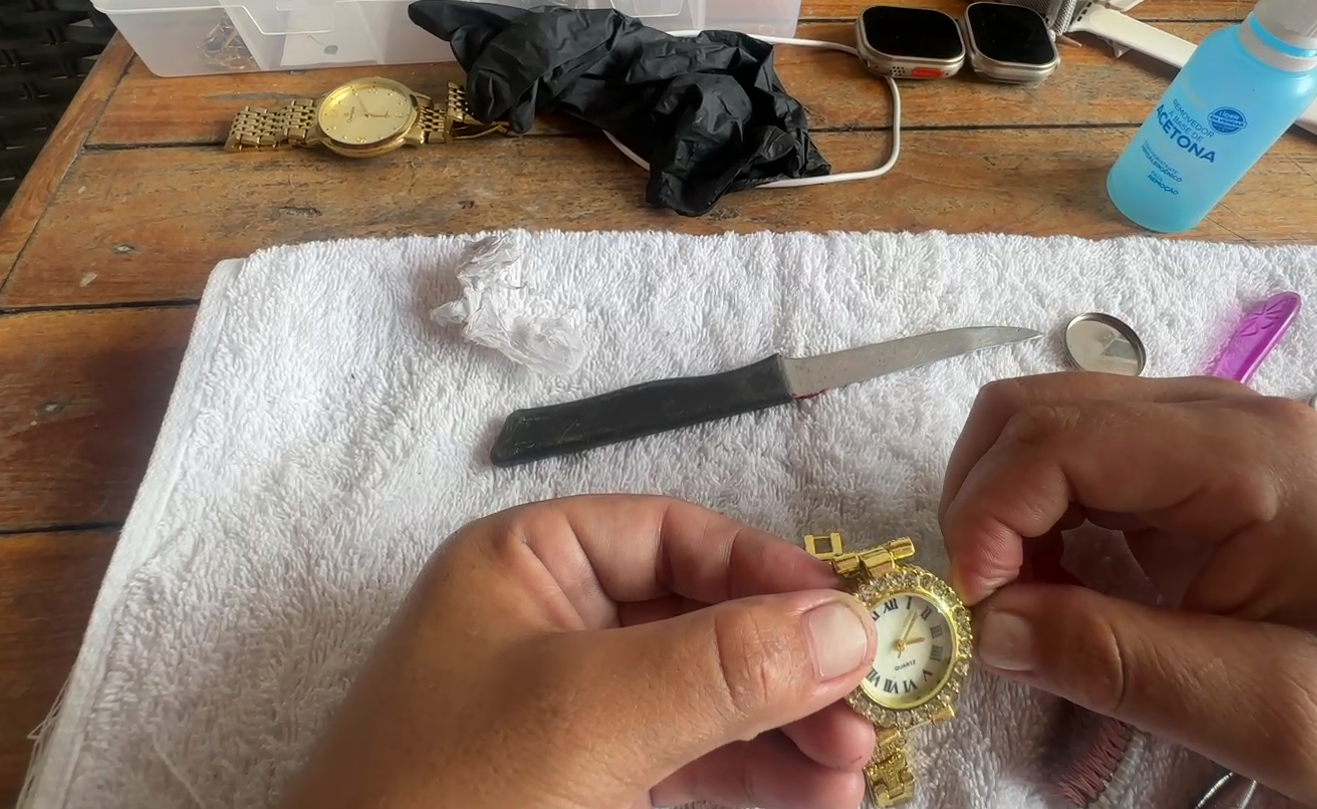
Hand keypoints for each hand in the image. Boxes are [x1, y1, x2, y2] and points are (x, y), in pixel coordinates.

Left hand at [279, 495, 877, 808]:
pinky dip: (751, 771)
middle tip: (863, 697)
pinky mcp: (586, 777)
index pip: (669, 534)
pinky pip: (686, 753)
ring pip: (701, 688)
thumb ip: (724, 665)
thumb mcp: (591, 716)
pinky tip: (813, 790)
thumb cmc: (454, 799)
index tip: (840, 609)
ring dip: (780, 720)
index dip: (760, 566)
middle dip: (781, 658)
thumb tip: (849, 623)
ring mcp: (572, 701)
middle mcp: (553, 617)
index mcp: (528, 561)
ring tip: (855, 757)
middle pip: (696, 612)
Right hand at [939, 373, 1316, 808]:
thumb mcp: (1283, 721)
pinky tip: (1049, 569)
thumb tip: (986, 629)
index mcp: (1242, 449)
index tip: (973, 608)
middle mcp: (1206, 406)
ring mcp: (1188, 419)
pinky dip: (1024, 506)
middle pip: (1030, 410)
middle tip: (985, 597)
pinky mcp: (1173, 447)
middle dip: (980, 501)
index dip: (991, 514)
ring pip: (1032, 420)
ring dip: (995, 501)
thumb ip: (1125, 667)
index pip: (1060, 440)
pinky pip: (1059, 448)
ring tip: (1016, 588)